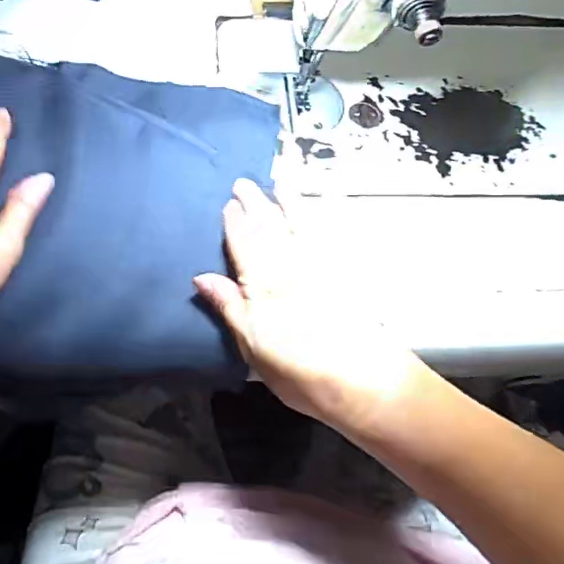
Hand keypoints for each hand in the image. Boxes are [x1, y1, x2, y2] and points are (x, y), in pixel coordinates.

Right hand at [193, 179, 431, 437]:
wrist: (361, 380)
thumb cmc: (298, 371)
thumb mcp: (251, 345)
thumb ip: (228, 306)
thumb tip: (201, 278)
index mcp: (261, 282)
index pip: (243, 243)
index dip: (235, 222)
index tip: (229, 203)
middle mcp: (289, 265)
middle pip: (269, 227)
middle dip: (255, 203)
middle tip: (244, 183)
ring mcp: (320, 265)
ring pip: (300, 224)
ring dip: (288, 202)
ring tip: (280, 183)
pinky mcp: (347, 272)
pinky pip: (332, 235)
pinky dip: (326, 216)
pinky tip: (326, 205)